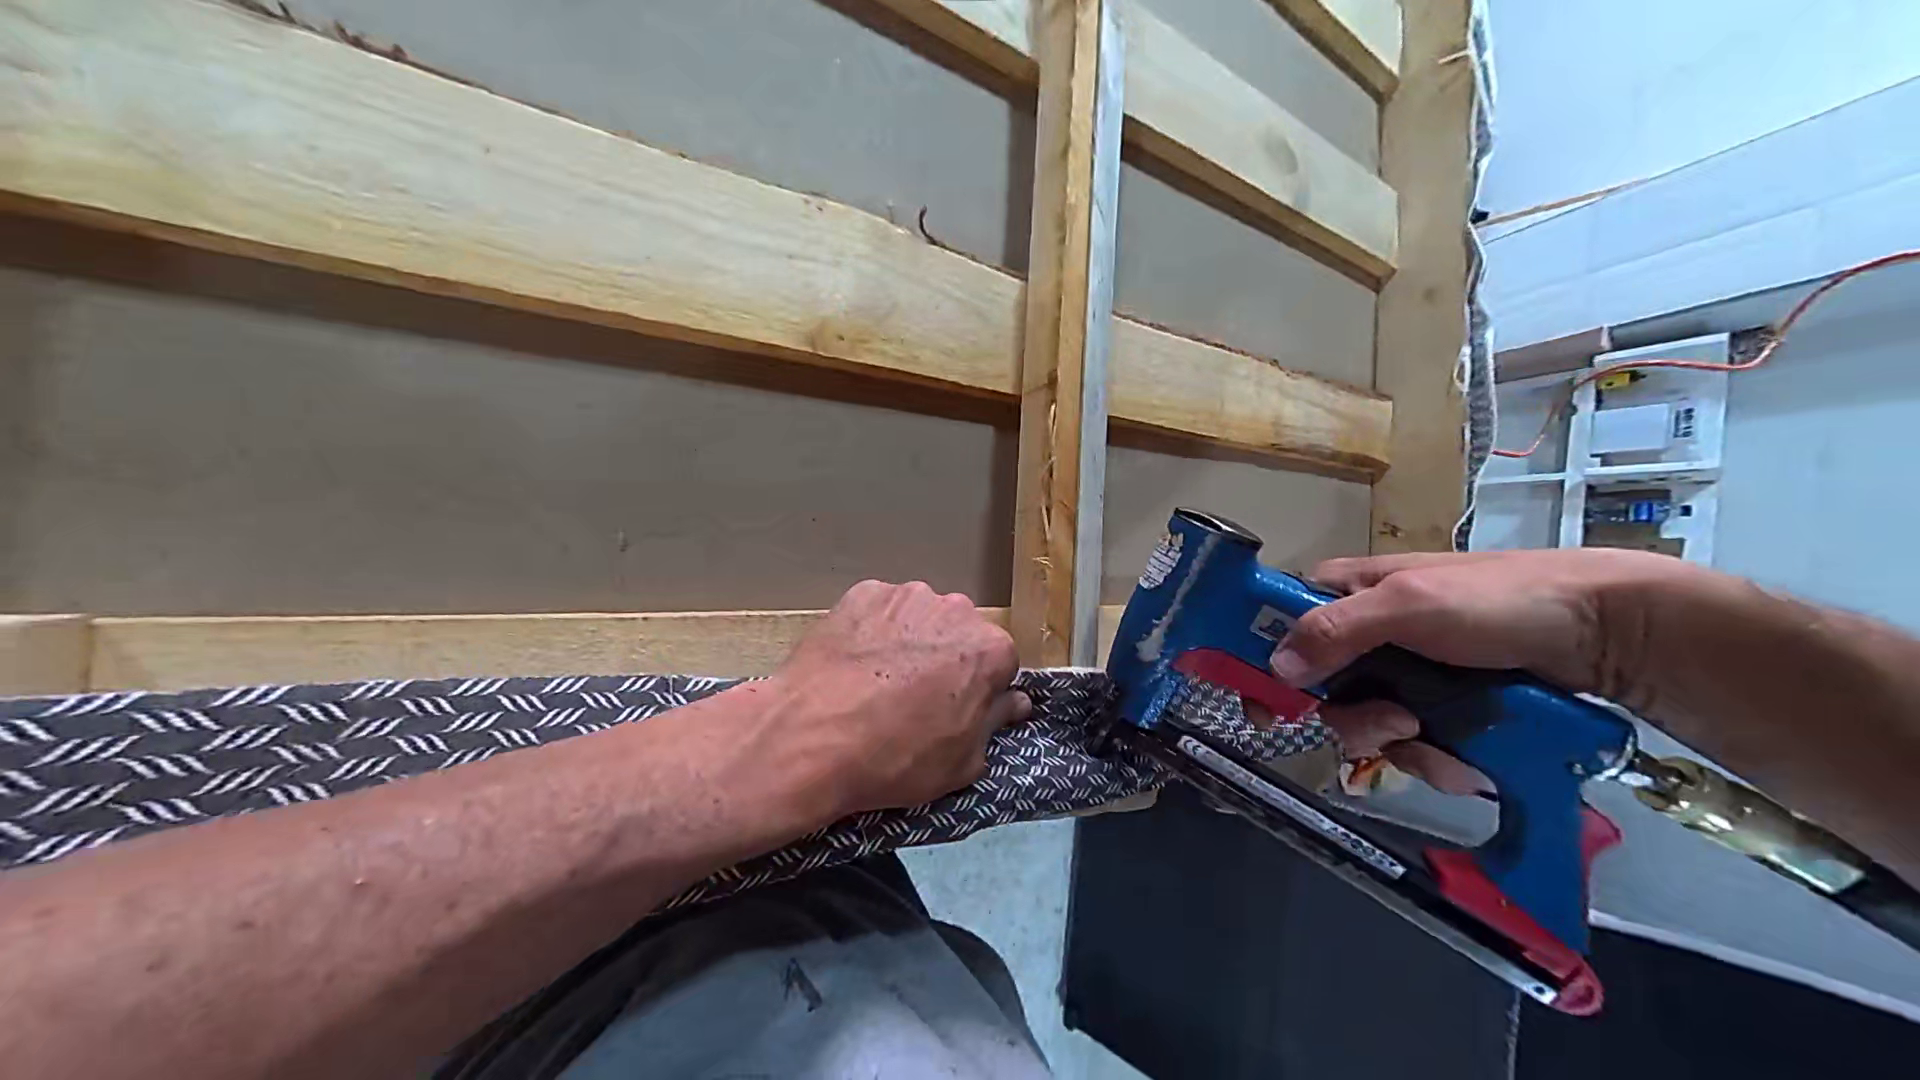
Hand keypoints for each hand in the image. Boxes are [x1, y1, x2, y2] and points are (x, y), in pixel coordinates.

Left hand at [767, 580, 1029, 818]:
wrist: (811, 737)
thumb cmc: (896, 758)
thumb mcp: (962, 762)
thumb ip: (995, 721)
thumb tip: (1015, 700)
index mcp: (990, 648)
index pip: (999, 662)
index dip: (979, 688)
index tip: (956, 708)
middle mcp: (955, 609)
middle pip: (959, 632)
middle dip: (947, 657)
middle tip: (915, 694)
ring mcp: (905, 596)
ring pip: (919, 617)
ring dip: (909, 639)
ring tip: (877, 677)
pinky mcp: (861, 592)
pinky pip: (879, 610)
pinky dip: (872, 630)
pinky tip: (852, 660)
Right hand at [1269, 549, 1697, 793]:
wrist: (1611, 631)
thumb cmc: (1500, 600)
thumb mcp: (1408, 604)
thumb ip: (1334, 630)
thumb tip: (1274, 668)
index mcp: (1344, 592)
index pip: (1276, 621)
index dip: (1260, 658)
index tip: (1262, 703)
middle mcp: (1363, 632)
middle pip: (1317, 685)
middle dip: (1347, 715)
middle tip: (1387, 721)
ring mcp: (1403, 672)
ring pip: (1362, 720)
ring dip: (1393, 741)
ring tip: (1432, 735)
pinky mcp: (1440, 707)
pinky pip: (1408, 744)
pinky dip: (1431, 757)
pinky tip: (1462, 755)